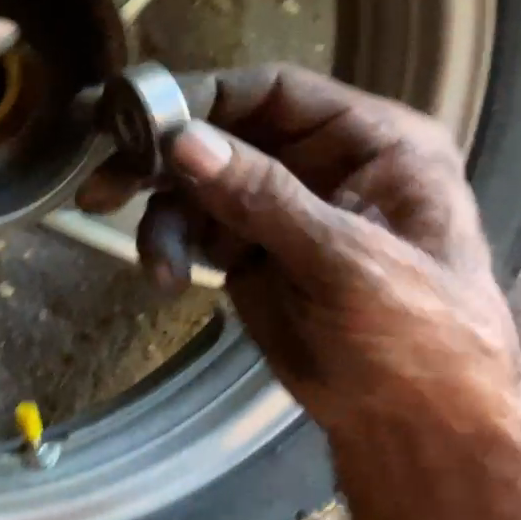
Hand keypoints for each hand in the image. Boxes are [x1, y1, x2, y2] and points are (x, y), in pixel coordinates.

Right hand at [80, 64, 520, 437]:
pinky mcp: (244, 245)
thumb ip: (263, 197)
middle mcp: (315, 161)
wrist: (419, 427)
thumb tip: (182, 140)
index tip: (137, 122)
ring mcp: (275, 205)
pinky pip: (187, 227)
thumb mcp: (346, 262)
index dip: (200, 99)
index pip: (269, 93)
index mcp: (368, 142)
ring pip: (190, 184)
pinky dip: (168, 248)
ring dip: (158, 216)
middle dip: (156, 160)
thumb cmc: (420, 338)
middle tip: (100, 181)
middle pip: (215, 133)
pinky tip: (169, 279)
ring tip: (151, 260)